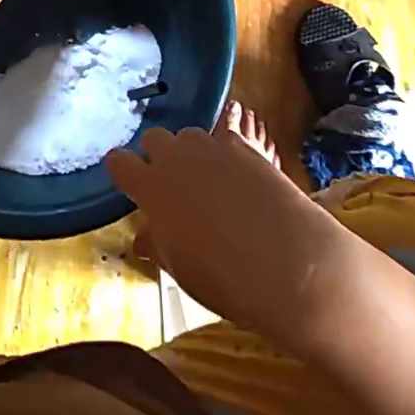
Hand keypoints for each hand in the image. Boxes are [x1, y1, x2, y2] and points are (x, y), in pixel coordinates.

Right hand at [106, 104, 345, 337]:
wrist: (295, 267)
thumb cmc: (226, 278)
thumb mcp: (181, 270)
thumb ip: (157, 244)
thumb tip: (143, 239)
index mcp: (151, 187)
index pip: (118, 162)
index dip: (123, 171)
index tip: (131, 185)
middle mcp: (175, 159)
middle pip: (154, 138)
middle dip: (158, 155)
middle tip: (172, 183)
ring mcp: (211, 149)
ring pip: (189, 135)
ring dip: (191, 152)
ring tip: (207, 179)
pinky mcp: (245, 148)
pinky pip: (224, 139)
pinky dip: (225, 155)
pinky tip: (240, 179)